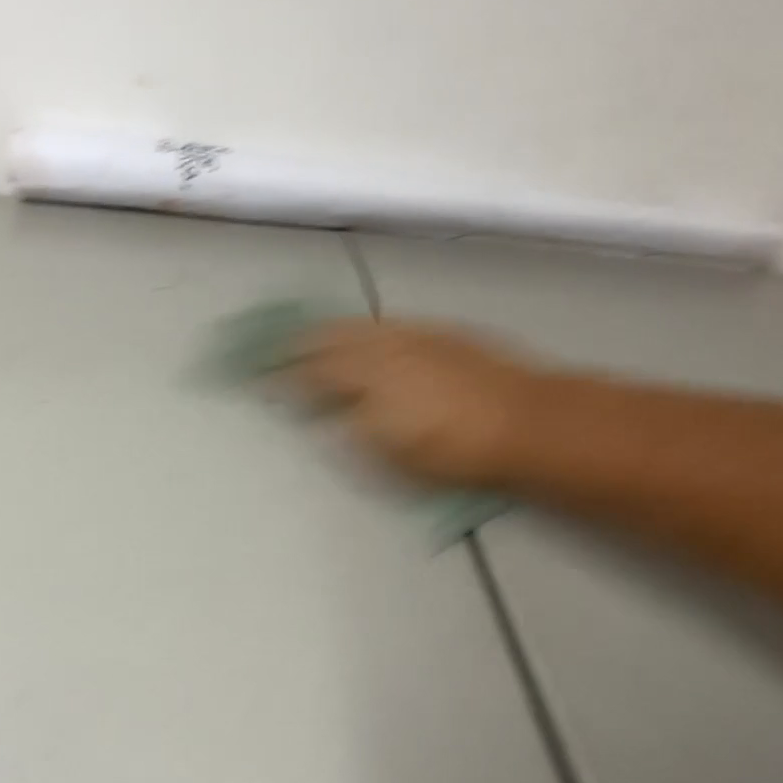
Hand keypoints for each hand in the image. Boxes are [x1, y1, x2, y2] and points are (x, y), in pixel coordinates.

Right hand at [290, 318, 541, 484]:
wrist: (524, 420)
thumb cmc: (452, 452)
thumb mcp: (391, 458)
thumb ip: (350, 433)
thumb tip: (322, 420)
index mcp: (361, 380)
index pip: (308, 375)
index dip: (280, 376)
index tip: (258, 377)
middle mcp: (378, 349)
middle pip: (325, 341)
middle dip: (294, 343)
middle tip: (270, 346)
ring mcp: (408, 335)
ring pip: (355, 327)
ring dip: (325, 331)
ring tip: (308, 334)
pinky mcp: (436, 332)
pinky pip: (386, 324)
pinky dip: (364, 329)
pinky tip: (365, 333)